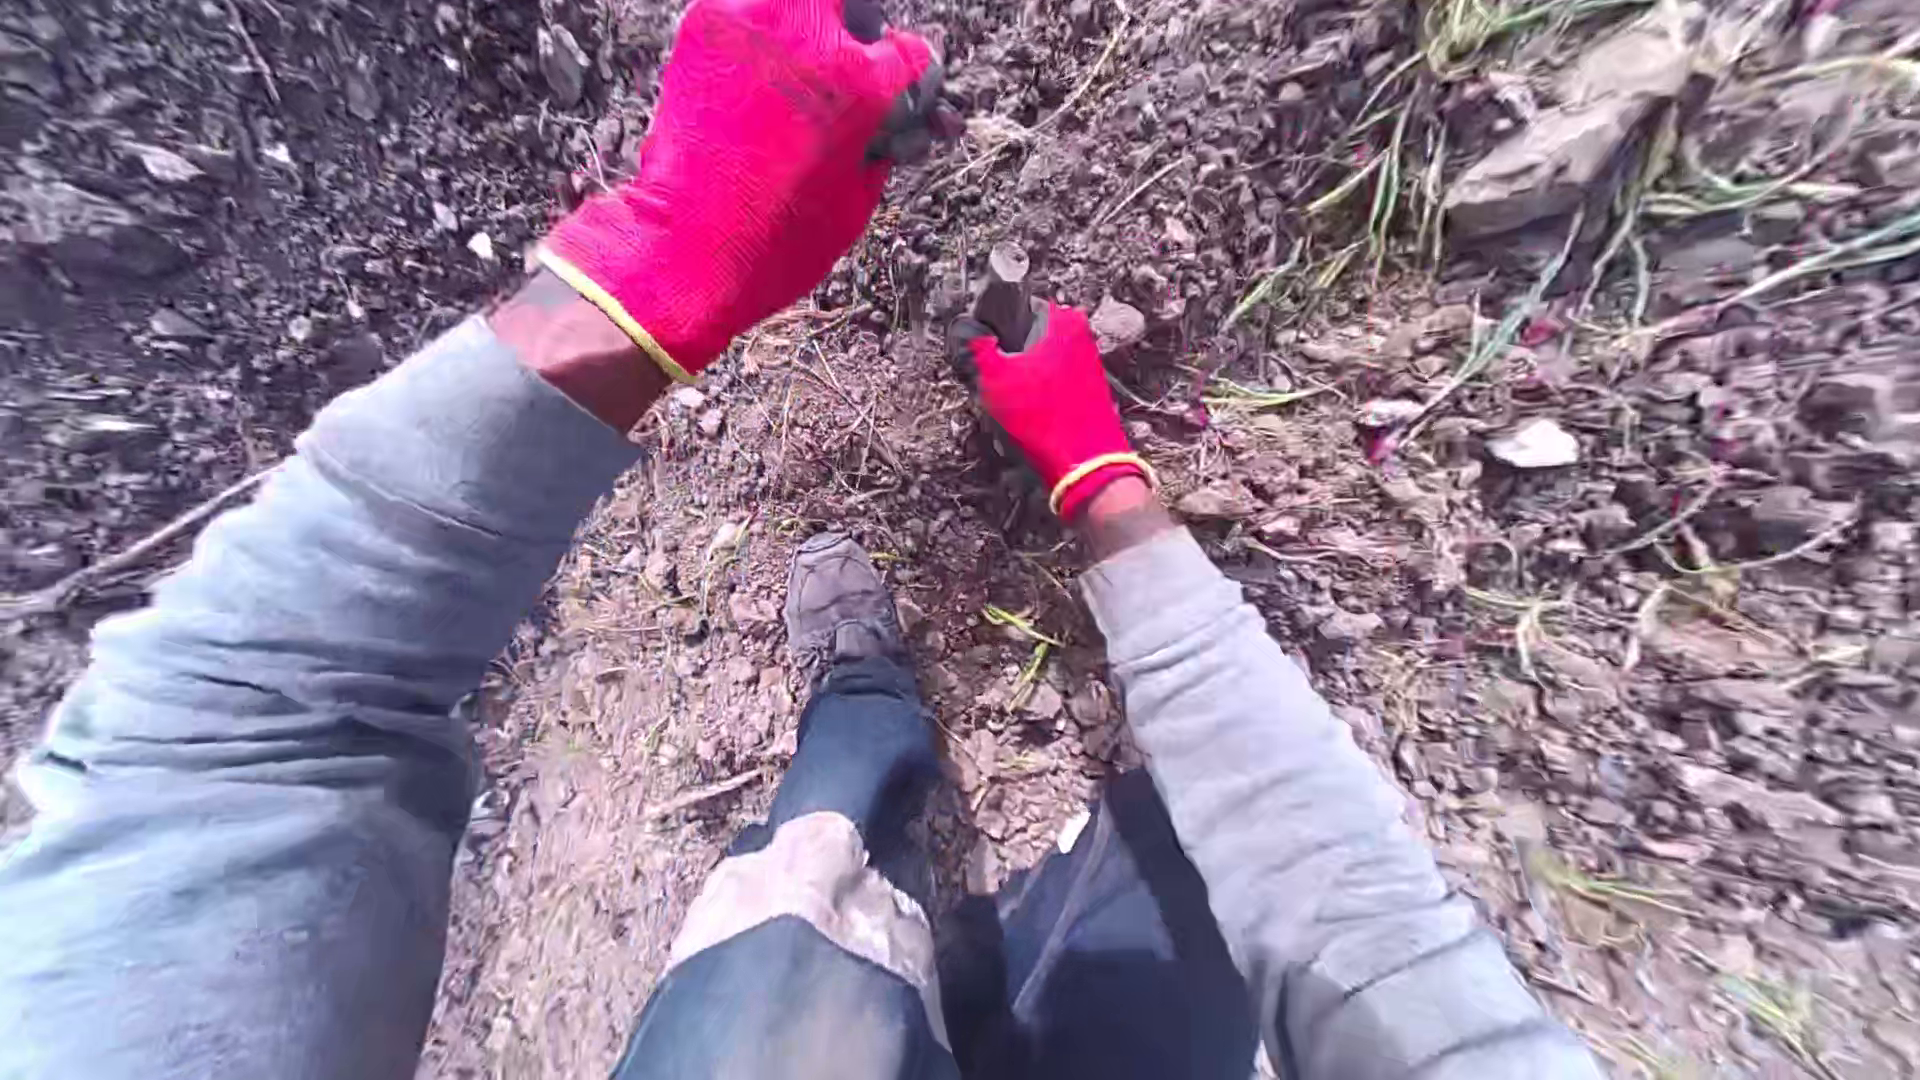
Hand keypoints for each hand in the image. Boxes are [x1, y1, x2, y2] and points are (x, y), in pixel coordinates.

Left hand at [539, 0, 940, 380]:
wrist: (695, 245)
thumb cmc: (780, 241)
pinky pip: (749, 12)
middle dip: (859, 31)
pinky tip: (760, 86)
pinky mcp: (705, 25)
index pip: (908, 54)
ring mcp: (751, 20)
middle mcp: (808, 35)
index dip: (911, 77)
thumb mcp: (852, 206)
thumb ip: (880, 152)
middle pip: (853, 3)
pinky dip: (763, 38)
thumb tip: (894, 132)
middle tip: (852, 67)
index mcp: (858, 86)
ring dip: (809, 26)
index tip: (904, 86)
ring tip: (803, 74)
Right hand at [960, 303, 1153, 521]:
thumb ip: (977, 346)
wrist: (1084, 465)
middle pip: (1026, 338)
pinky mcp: (1090, 390)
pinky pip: (1052, 386)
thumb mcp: (994, 377)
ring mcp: (1088, 363)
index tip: (981, 353)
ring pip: (1037, 364)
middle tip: (993, 385)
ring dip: (1020, 382)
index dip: (992, 330)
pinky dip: (1037, 399)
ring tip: (1012, 408)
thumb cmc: (1042, 419)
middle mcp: (1078, 334)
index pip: (1014, 306)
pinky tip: (1030, 420)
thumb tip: (970, 331)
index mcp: (1058, 319)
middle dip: (1007, 360)